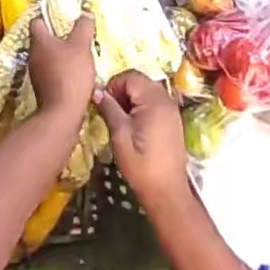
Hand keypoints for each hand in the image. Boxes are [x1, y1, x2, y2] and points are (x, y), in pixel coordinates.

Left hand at [29, 14, 94, 120]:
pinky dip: (60, 69)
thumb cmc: (70, 74)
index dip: (48, 17)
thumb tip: (85, 12)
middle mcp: (33, 55)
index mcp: (39, 41)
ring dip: (59, 54)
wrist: (62, 113)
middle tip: (74, 35)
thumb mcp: (81, 46)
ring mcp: (36, 73)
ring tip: (77, 54)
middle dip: (57, 36)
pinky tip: (74, 73)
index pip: (37, 21)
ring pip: (46, 56)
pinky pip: (50, 71)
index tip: (63, 17)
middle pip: (42, 39)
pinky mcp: (42, 88)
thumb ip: (83, 27)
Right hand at [93, 71, 188, 204]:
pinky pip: (154, 102)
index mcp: (154, 100)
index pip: (131, 76)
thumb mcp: (120, 136)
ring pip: (147, 91)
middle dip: (122, 90)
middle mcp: (165, 99)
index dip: (114, 85)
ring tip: (120, 118)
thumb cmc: (142, 165)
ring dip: (131, 98)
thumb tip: (96, 91)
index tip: (103, 103)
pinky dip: (142, 106)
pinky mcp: (172, 120)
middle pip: (140, 81)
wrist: (167, 193)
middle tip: (110, 110)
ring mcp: (171, 109)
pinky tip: (133, 125)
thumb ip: (109, 109)